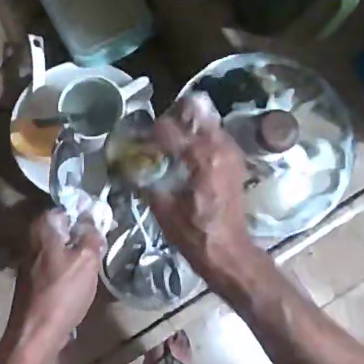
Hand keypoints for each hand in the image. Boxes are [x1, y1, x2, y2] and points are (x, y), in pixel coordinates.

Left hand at [4, 210, 101, 363]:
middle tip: (103, 240)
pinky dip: (68, 267)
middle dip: (82, 232)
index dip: (86, 211)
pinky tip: (82, 278)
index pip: (65, 207)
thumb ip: (91, 235)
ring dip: (77, 251)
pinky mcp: (32, 280)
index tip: (104, 219)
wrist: (36, 332)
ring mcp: (30, 261)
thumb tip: (93, 221)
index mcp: (42, 228)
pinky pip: (55, 264)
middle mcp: (31, 239)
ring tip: (97, 258)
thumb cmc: (62, 293)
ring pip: (59, 247)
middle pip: (62, 227)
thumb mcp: (86, 260)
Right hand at [146, 95, 266, 287]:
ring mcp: (231, 150)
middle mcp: (220, 146)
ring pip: (205, 121)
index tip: (135, 141)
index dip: (147, 133)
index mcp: (201, 156)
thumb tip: (128, 164)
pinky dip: (198, 137)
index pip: (167, 128)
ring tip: (168, 143)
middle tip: (154, 136)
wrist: (229, 251)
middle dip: (170, 120)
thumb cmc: (194, 233)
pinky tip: (185, 154)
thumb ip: (145, 179)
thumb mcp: (162, 207)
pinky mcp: (235, 159)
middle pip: (192, 112)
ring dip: (185, 126)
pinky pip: (214, 135)